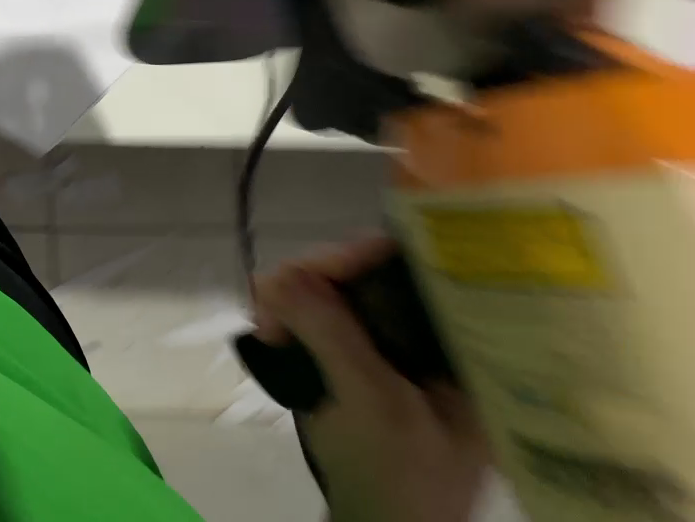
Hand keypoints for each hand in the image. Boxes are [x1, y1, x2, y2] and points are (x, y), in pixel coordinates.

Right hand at [254, 238, 490, 521]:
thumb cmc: (397, 472)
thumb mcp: (370, 400)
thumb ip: (331, 331)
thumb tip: (277, 271)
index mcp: (462, 345)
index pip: (410, 268)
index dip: (355, 257)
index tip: (305, 272)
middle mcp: (431, 335)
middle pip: (363, 273)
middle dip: (309, 281)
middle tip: (272, 308)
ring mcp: (393, 347)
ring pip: (333, 291)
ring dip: (290, 299)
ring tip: (267, 326)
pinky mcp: (359, 358)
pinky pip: (318, 314)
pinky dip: (288, 314)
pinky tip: (272, 329)